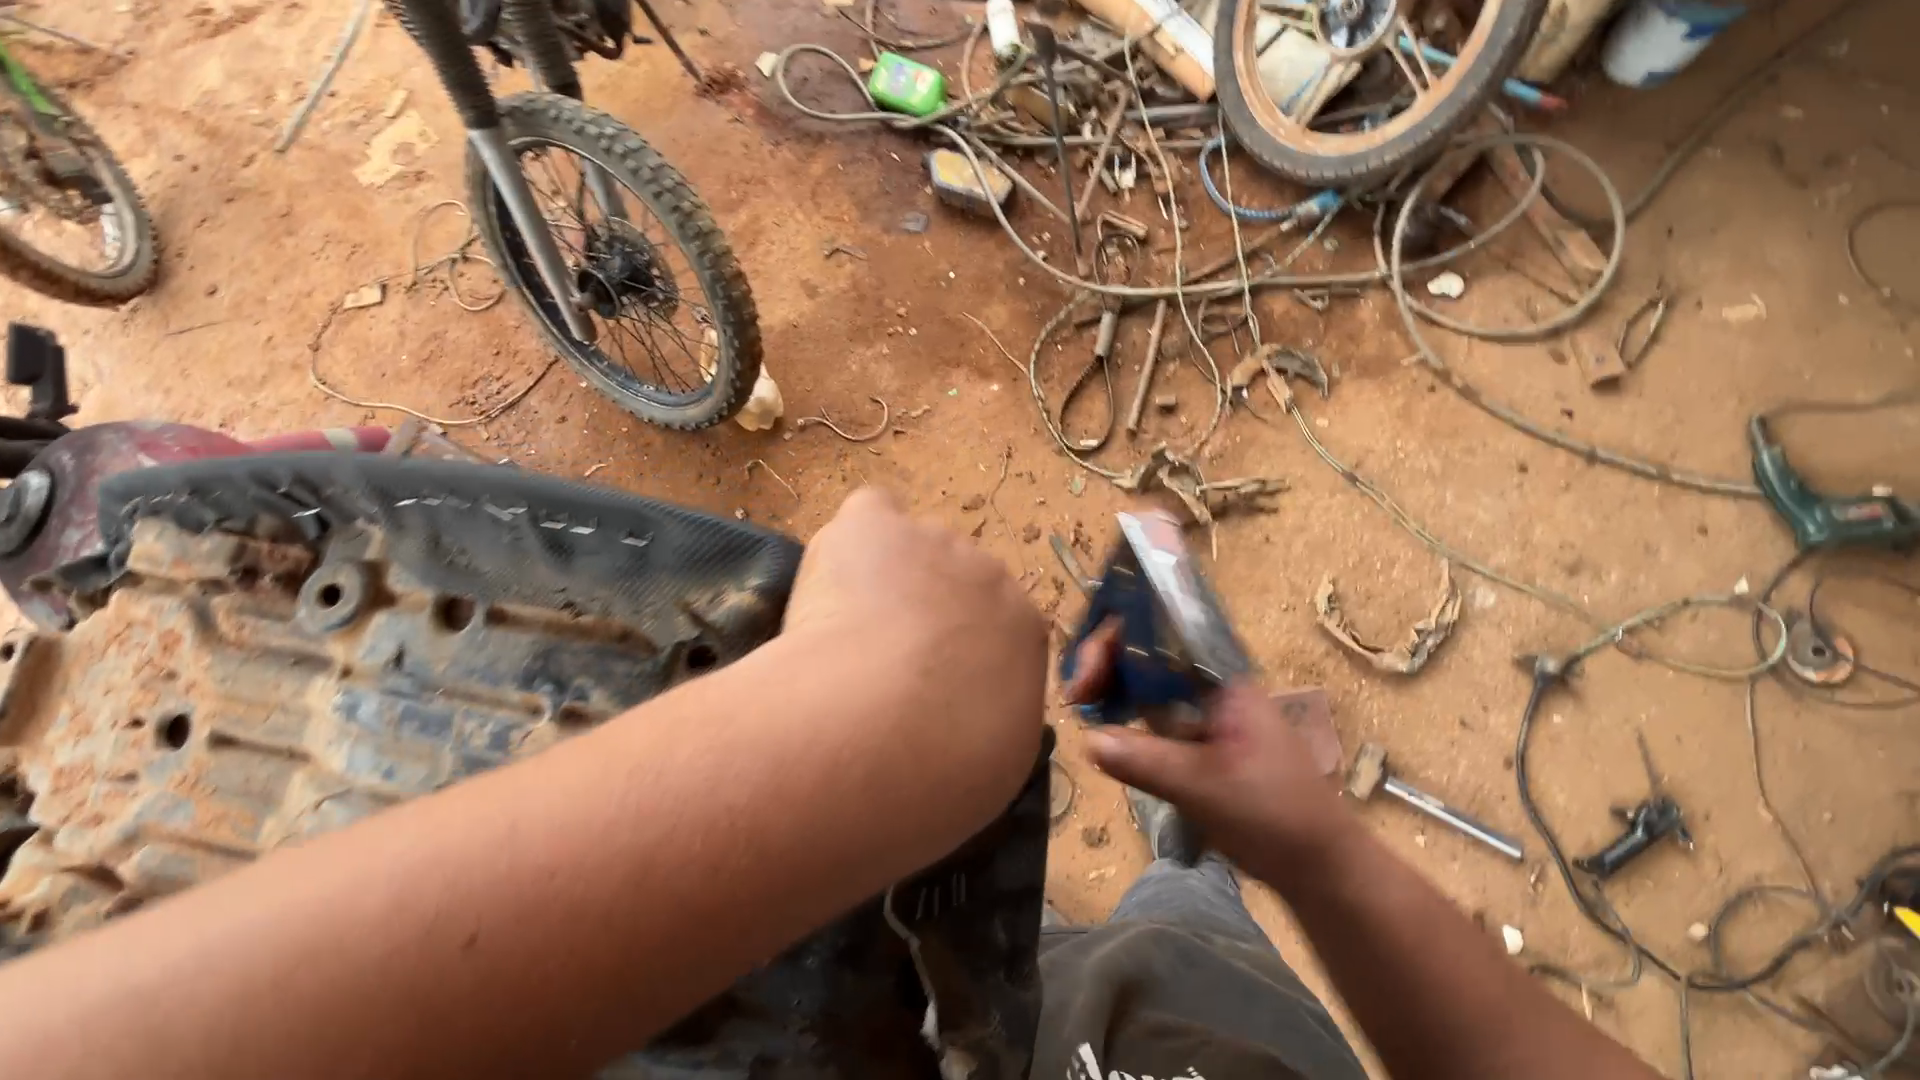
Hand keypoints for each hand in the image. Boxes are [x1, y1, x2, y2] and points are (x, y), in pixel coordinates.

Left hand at [784, 489, 1047, 827]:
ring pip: (907, 551)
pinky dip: (850, 543)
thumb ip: (995, 723)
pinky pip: (870, 516)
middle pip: (954, 582)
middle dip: (923, 614)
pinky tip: (828, 586)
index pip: (996, 627)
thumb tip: (972, 728)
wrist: (893, 728)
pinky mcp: (877, 524)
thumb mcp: (999, 761)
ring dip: (881, 584)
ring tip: (842, 637)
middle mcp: (988, 575)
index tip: (926, 688)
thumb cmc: (952, 765)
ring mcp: (933, 541)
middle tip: (880, 667)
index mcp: (1026, 630)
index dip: (958, 654)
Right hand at [1065, 625, 1356, 885]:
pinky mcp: (1203, 738)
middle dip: (1106, 662)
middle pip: (1148, 651)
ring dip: (1113, 686)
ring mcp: (1208, 710)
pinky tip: (1107, 733)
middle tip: (1075, 698)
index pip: (1159, 632)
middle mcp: (1212, 684)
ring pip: (1149, 681)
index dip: (1113, 641)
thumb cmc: (1273, 817)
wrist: (1322, 863)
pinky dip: (1129, 715)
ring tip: (1081, 708)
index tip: (1083, 680)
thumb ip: (1145, 760)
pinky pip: (1157, 712)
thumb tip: (1088, 739)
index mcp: (1220, 679)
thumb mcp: (1203, 788)